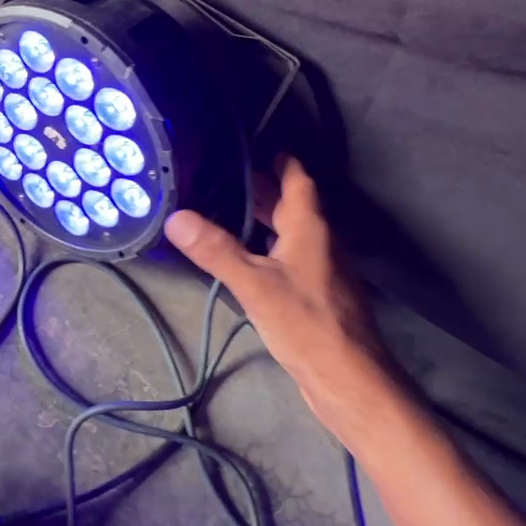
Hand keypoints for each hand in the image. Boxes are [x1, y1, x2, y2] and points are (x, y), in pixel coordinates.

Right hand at [164, 157, 404, 443]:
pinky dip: (267, 247)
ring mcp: (320, 271)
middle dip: (263, 188)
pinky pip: (289, 257)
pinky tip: (246, 259)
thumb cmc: (307, 324)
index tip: (257, 145)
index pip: (298, 181)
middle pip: (293, 205)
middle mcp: (320, 243)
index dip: (281, 161)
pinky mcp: (315, 296)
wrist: (349, 379)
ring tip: (226, 210)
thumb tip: (176, 217)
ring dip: (264, 219)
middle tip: (225, 175)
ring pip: (290, 233)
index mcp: (310, 229)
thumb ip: (215, 249)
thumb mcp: (255, 285)